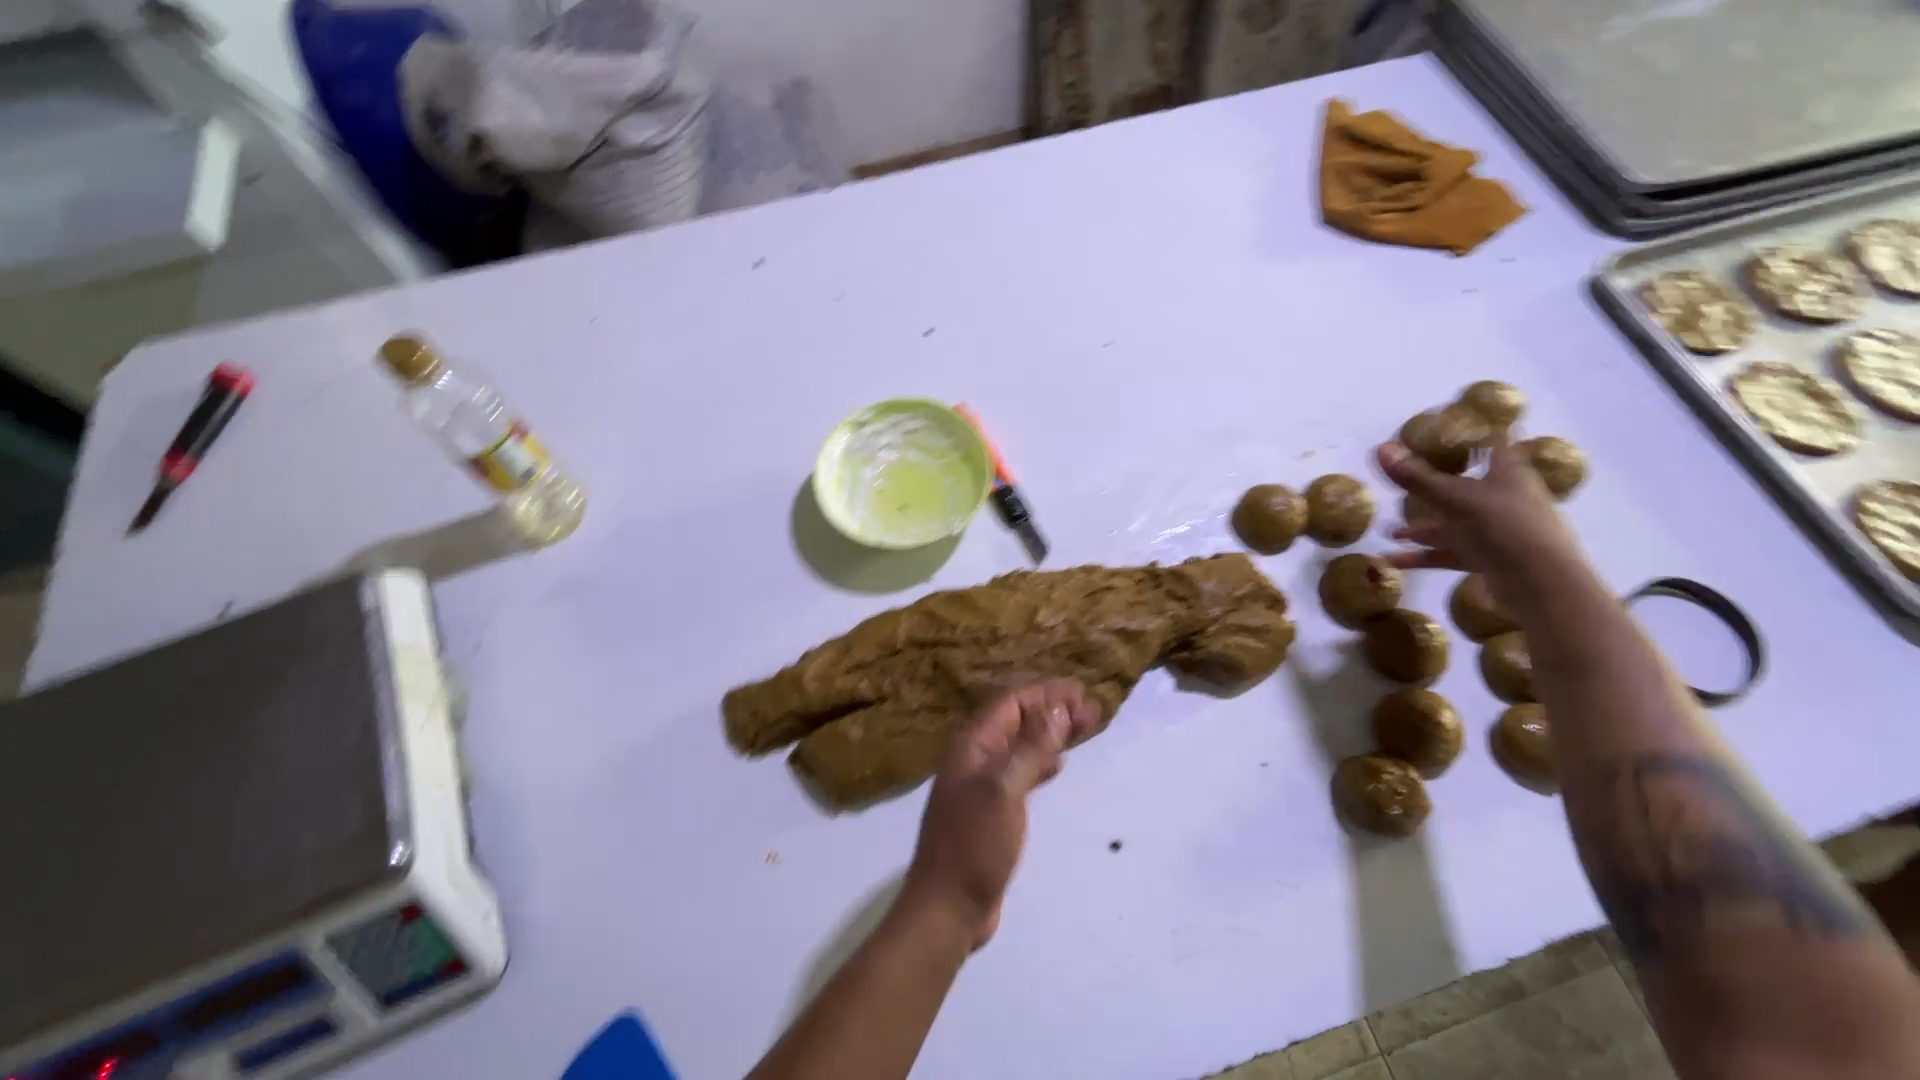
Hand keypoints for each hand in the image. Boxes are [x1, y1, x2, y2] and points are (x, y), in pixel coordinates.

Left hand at [900, 679, 1100, 950]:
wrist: (948, 906)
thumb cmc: (974, 844)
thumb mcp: (1004, 789)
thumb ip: (1031, 747)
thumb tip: (1058, 707)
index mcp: (972, 746)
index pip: (1011, 702)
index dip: (1047, 693)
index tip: (1083, 693)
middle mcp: (974, 758)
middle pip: (1017, 720)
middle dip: (1052, 710)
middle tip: (1092, 711)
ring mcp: (981, 785)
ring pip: (1020, 745)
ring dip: (1049, 734)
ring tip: (1082, 729)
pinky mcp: (991, 810)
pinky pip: (1020, 771)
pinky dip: (1040, 761)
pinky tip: (1057, 765)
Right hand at [1376, 434, 1585, 606]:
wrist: (1540, 583)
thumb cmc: (1503, 526)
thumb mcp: (1453, 498)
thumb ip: (1416, 476)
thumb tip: (1380, 448)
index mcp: (1507, 471)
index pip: (1492, 441)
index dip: (1471, 431)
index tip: (1445, 425)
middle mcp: (1505, 497)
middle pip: (1468, 483)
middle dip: (1435, 484)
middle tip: (1407, 480)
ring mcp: (1497, 530)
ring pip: (1455, 522)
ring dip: (1425, 526)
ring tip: (1392, 530)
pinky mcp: (1489, 558)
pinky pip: (1451, 552)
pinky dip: (1424, 555)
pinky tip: (1393, 560)